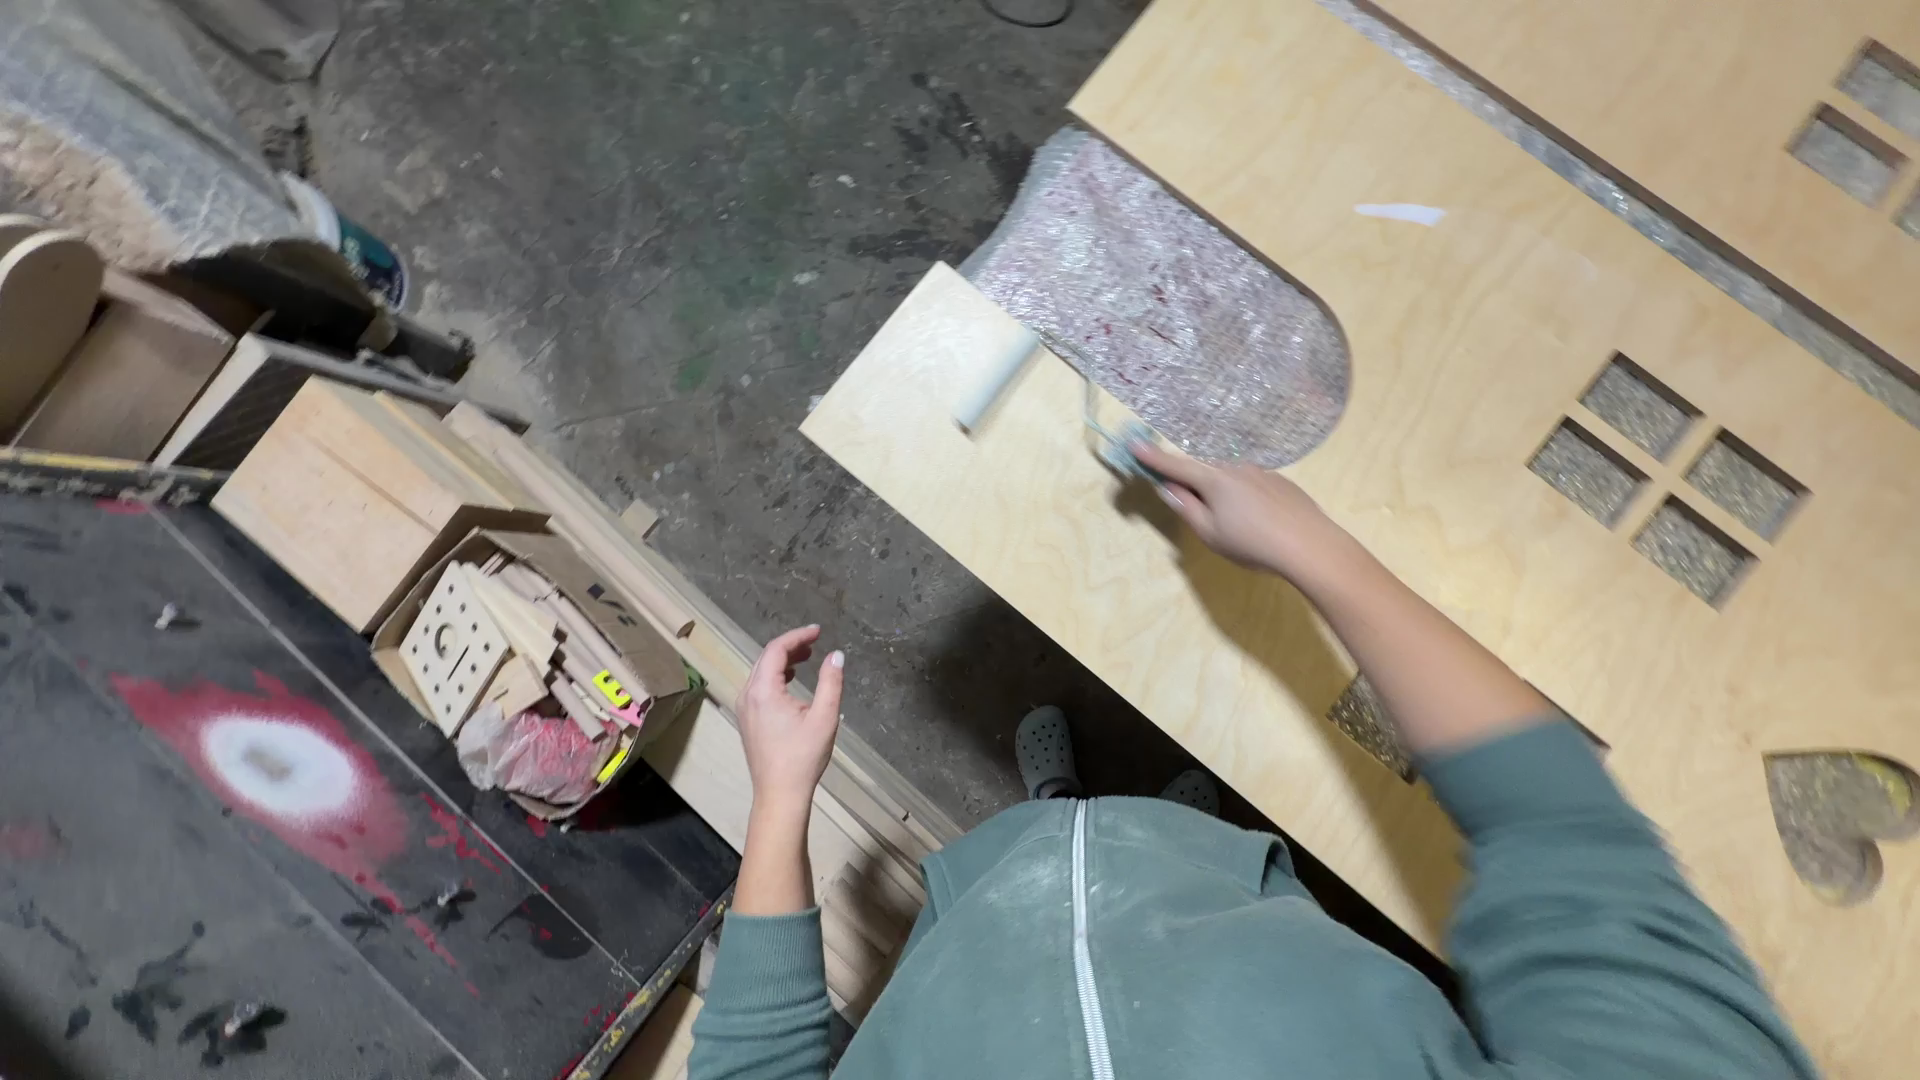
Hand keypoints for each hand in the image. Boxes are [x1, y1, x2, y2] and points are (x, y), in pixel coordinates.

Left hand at [736, 625, 844, 819]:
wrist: (780, 794)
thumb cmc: (803, 756)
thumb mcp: (825, 717)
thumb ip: (831, 682)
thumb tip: (836, 655)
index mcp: (764, 691)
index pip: (777, 650)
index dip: (798, 636)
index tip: (819, 631)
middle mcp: (748, 695)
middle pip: (766, 658)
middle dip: (791, 646)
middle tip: (816, 642)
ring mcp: (744, 708)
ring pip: (761, 672)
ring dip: (783, 661)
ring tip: (807, 658)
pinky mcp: (747, 720)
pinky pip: (759, 686)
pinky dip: (775, 676)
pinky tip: (791, 681)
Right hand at [1130, 441, 1350, 580]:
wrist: (1310, 545)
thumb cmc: (1252, 543)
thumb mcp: (1210, 533)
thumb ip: (1187, 508)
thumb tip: (1170, 489)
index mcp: (1214, 479)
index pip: (1175, 466)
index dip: (1153, 457)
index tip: (1134, 444)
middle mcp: (1235, 467)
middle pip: (1203, 469)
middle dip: (1190, 480)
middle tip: (1187, 503)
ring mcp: (1261, 472)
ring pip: (1228, 476)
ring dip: (1218, 490)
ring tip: (1229, 521)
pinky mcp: (1280, 482)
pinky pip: (1250, 483)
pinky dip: (1242, 495)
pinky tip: (1255, 520)